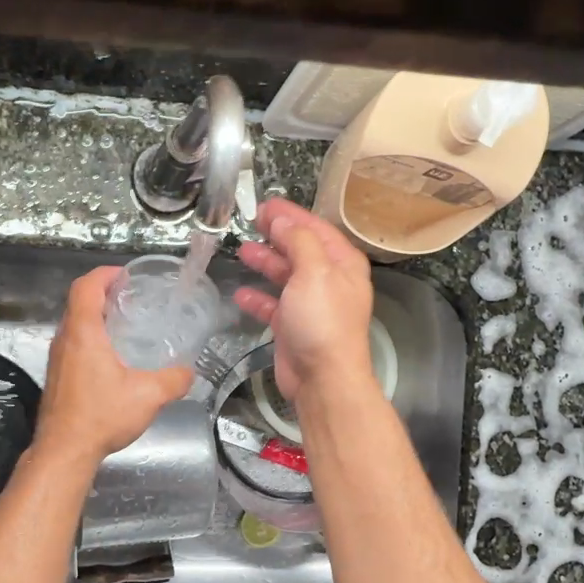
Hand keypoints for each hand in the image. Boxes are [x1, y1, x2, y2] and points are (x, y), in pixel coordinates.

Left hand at [36, 267, 193, 463]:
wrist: (64, 451)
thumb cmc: (101, 416)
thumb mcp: (148, 396)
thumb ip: (173, 380)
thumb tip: (189, 373)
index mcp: (83, 333)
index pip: (86, 286)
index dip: (104, 274)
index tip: (124, 276)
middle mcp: (64, 340)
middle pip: (77, 303)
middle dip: (102, 294)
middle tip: (130, 298)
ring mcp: (56, 360)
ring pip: (73, 326)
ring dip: (95, 318)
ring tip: (123, 326)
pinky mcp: (57, 378)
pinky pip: (72, 346)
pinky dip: (89, 340)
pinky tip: (111, 359)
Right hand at [234, 197, 374, 400]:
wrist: (323, 378)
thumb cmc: (323, 322)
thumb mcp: (314, 271)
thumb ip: (298, 241)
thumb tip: (282, 220)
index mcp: (342, 263)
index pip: (316, 229)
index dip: (291, 215)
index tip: (265, 204)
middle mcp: (329, 281)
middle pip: (300, 249)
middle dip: (277, 235)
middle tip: (252, 222)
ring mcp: (311, 305)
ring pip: (285, 276)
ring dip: (266, 262)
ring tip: (243, 250)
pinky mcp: (294, 327)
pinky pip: (273, 305)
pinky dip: (258, 298)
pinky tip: (241, 294)